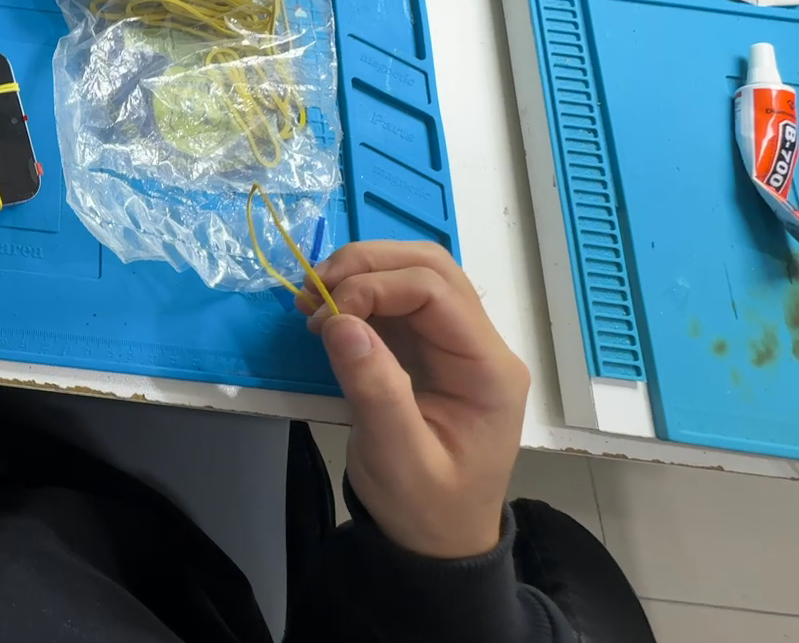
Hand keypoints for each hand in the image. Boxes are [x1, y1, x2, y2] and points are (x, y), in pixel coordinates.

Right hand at [296, 241, 529, 558]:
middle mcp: (476, 343)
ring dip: (355, 271)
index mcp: (486, 369)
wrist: (432, 534)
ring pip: (408, 269)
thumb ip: (374, 389)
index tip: (326, 320)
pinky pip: (390, 292)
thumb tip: (340, 323)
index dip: (372, 288)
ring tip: (312, 300)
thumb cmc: (423, 501)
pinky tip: (322, 310)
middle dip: (363, 263)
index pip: (433, 290)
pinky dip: (351, 288)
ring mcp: (449, 339)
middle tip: (314, 291)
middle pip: (427, 264)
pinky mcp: (421, 342)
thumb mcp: (397, 456)